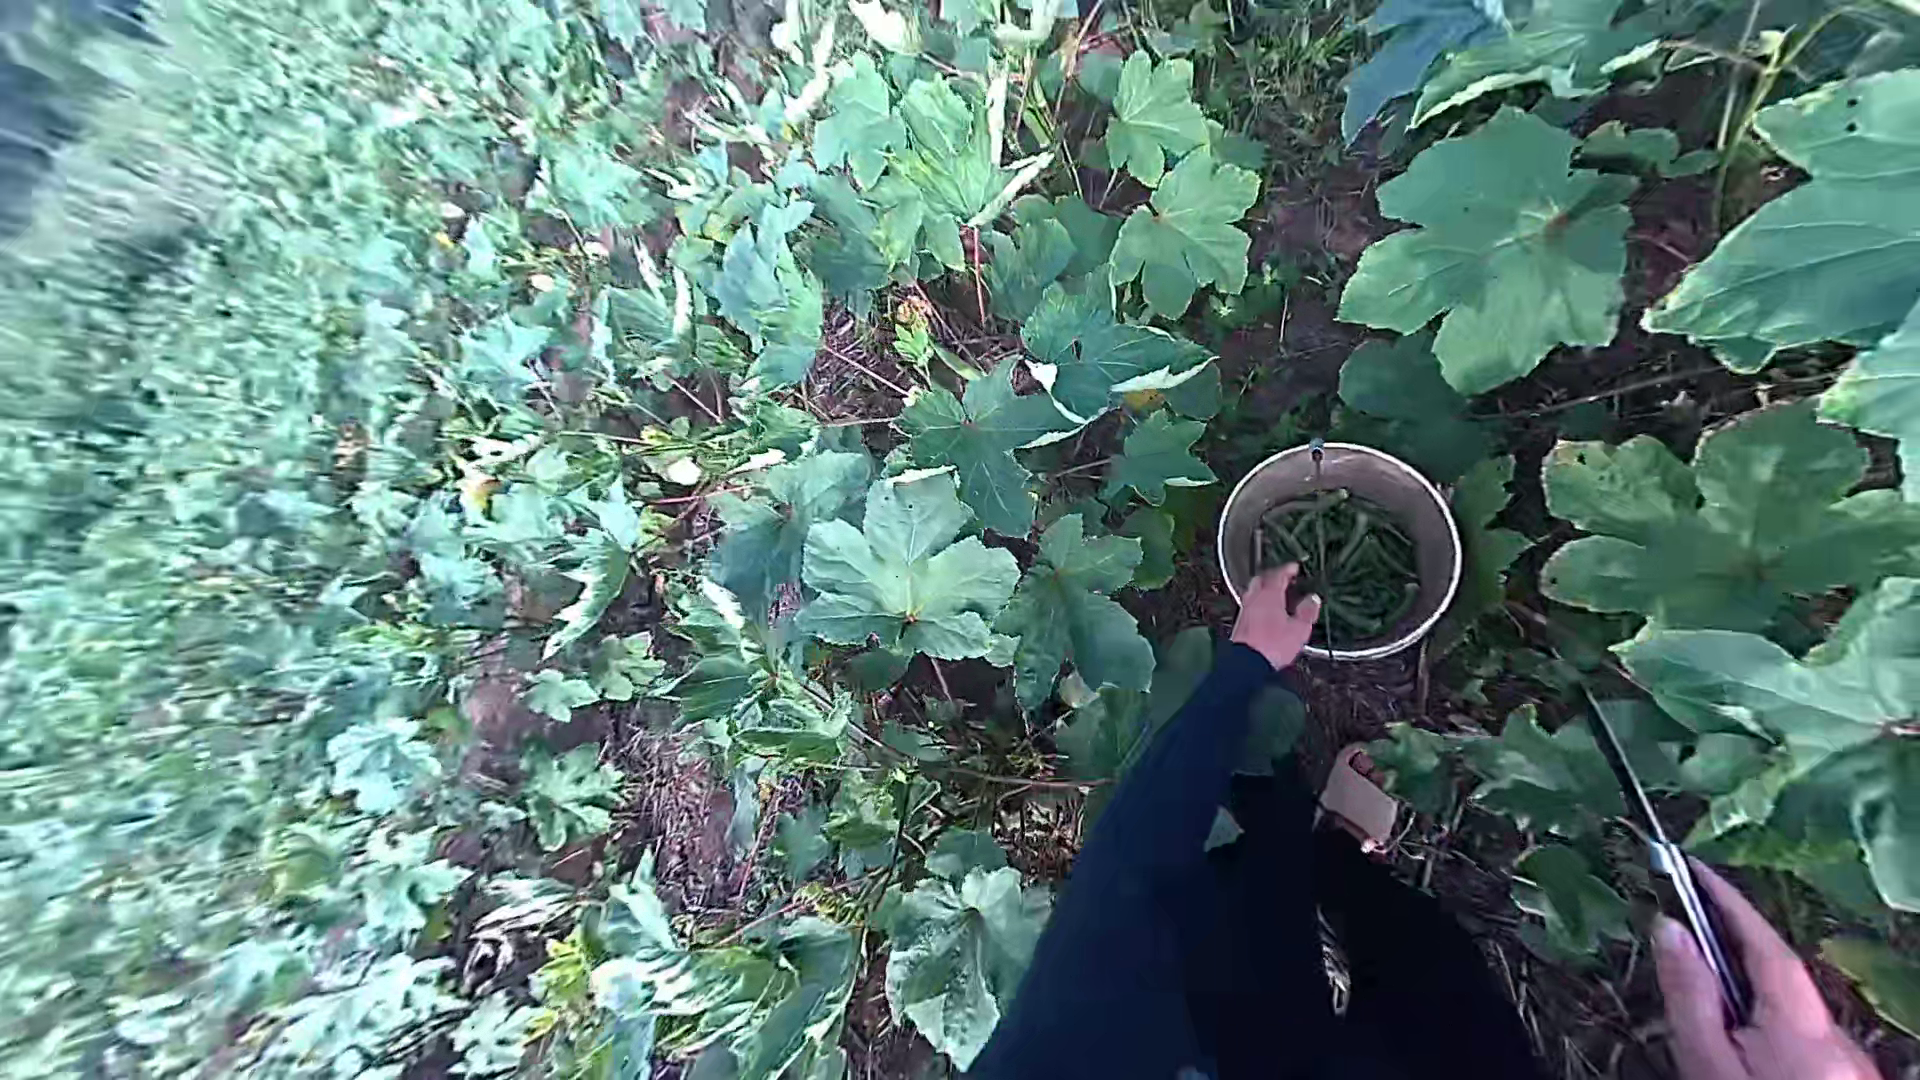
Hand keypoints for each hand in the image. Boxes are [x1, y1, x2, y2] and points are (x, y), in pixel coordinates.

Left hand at [1231, 563, 1321, 670]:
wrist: (1247, 662)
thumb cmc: (1273, 645)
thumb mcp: (1299, 629)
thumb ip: (1306, 611)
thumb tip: (1312, 599)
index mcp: (1269, 596)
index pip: (1277, 575)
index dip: (1286, 569)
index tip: (1294, 567)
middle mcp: (1254, 598)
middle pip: (1261, 578)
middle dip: (1273, 574)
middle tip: (1285, 576)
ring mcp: (1245, 608)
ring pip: (1253, 589)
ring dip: (1264, 585)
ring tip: (1276, 590)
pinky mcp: (1240, 619)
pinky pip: (1250, 600)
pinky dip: (1259, 597)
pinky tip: (1265, 606)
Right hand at [1654, 861, 1880, 1079]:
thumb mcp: (1702, 1053)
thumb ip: (1689, 989)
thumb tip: (1668, 924)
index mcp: (1802, 1030)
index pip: (1767, 949)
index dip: (1731, 903)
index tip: (1693, 865)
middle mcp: (1842, 1043)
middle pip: (1779, 978)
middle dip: (1727, 948)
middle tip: (1672, 926)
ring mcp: (1855, 1066)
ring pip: (1790, 1006)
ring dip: (1743, 985)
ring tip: (1698, 994)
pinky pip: (1803, 1032)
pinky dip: (1763, 1014)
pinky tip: (1736, 1034)